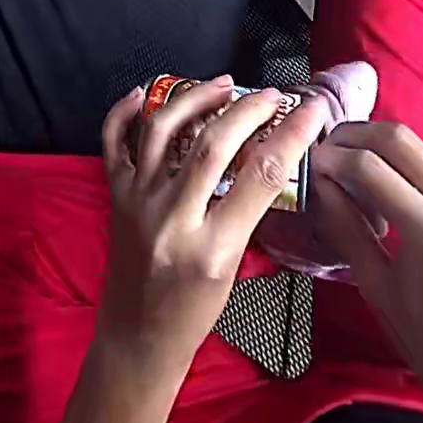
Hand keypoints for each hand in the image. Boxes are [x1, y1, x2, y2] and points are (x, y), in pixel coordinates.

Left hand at [64, 78, 321, 422]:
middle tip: (267, 95)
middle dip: (246, 111)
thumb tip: (268, 156)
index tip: (309, 112)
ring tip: (220, 84)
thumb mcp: (233, 269)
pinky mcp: (115, 194)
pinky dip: (123, 113)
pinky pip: (113, 143)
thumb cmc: (191, 312)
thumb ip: (246, 212)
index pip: (260, 178)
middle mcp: (171, 219)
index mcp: (211, 248)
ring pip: (162, 132)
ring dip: (194, 99)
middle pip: (211, 146)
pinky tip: (143, 92)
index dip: (291, 136)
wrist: (136, 338)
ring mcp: (137, 201)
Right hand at [311, 122, 422, 422]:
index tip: (309, 160)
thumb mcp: (379, 289)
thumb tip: (319, 184)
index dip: (333, 158)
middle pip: (400, 140)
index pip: (373, 169)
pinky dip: (399, 163)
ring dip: (376, 145)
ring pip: (419, 147)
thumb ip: (346, 228)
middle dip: (354, 135)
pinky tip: (379, 183)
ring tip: (346, 165)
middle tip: (325, 149)